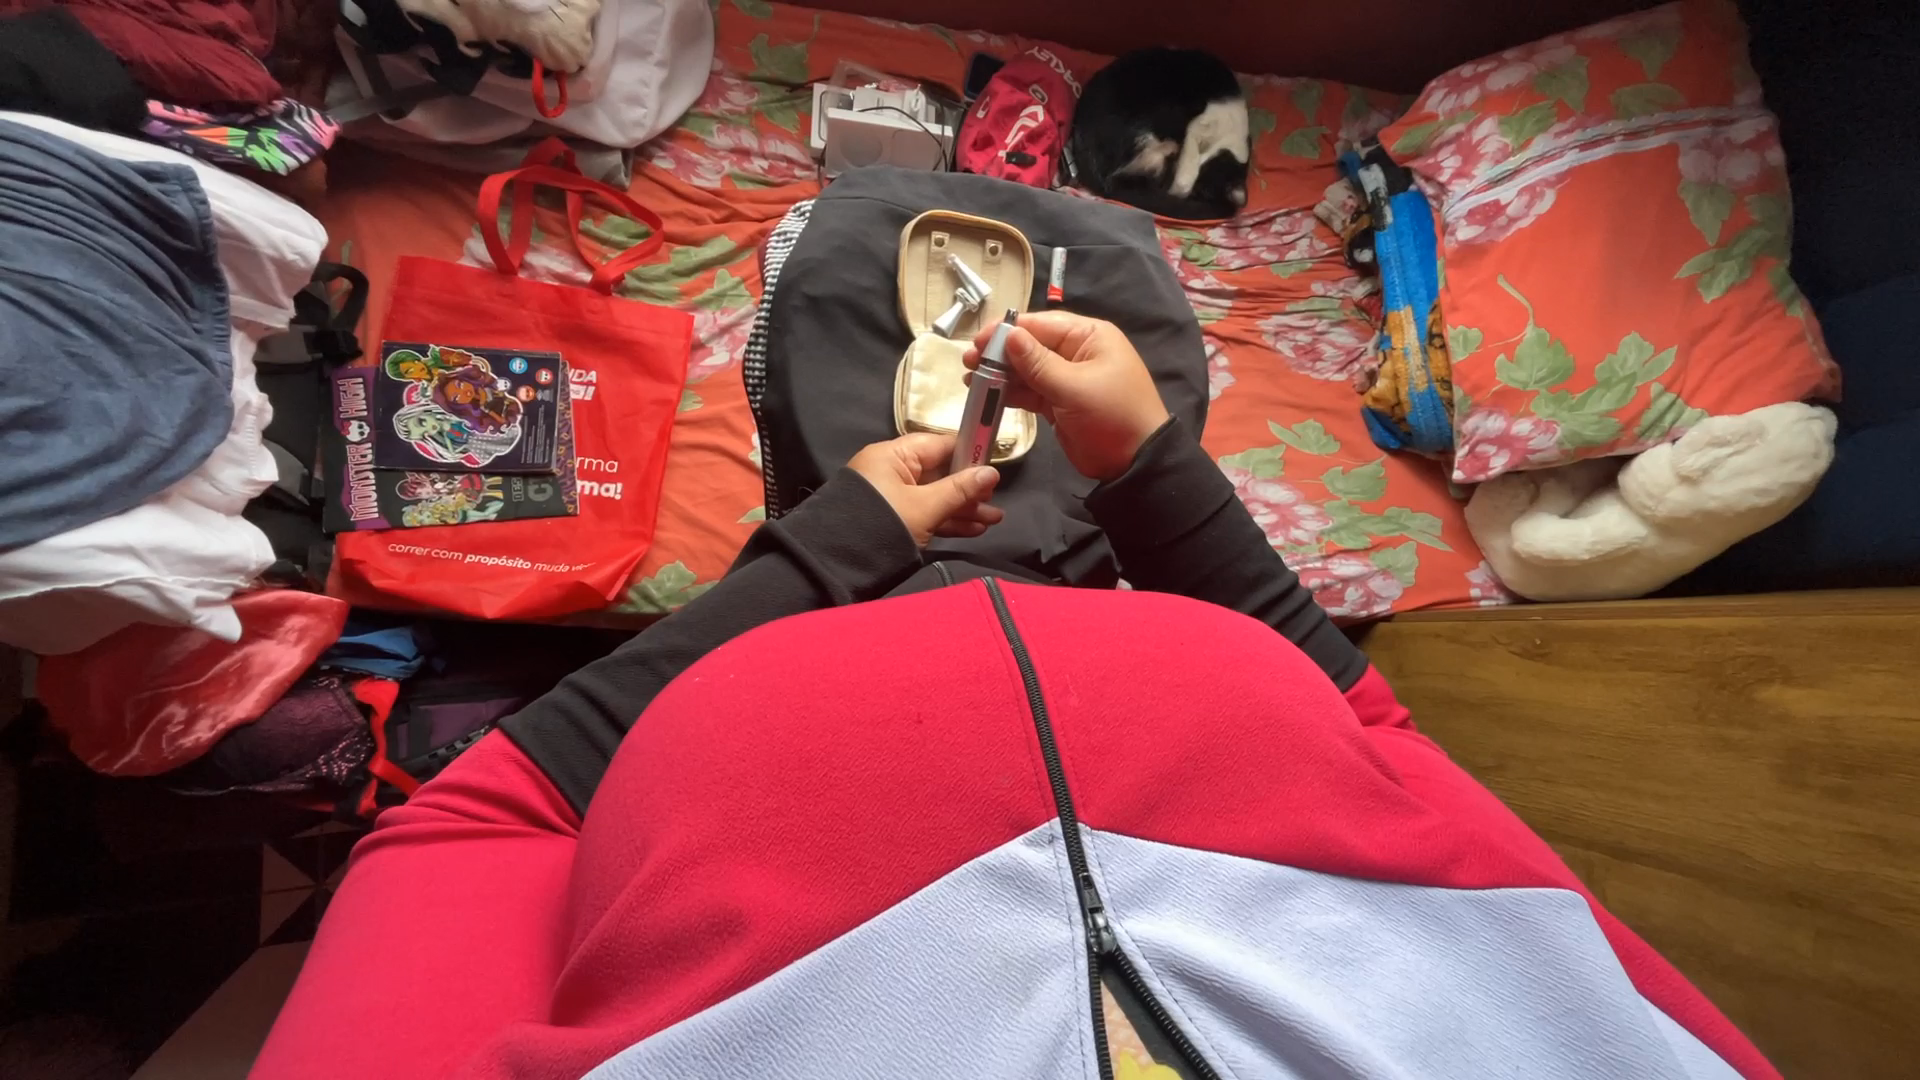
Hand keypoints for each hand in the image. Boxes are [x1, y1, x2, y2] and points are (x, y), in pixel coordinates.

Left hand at [846, 433, 1004, 546]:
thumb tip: (991, 472)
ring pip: (937, 497)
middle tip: (995, 498)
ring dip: (965, 508)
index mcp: (893, 456)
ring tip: (994, 519)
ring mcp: (895, 498)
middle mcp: (893, 472)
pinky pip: (928, 514)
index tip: (993, 464)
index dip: (968, 453)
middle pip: (940, 473)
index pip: (939, 445)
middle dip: (970, 488)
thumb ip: (959, 490)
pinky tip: (975, 529)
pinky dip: (949, 521)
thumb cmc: (884, 524)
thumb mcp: (925, 506)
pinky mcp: (897, 520)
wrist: (840, 563)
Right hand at [964, 311, 1170, 481]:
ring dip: (1001, 375)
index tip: (977, 341)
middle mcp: (1077, 352)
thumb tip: (1009, 335)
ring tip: (971, 379)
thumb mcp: (1074, 388)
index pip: (1040, 325)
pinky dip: (1010, 393)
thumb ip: (1038, 363)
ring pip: (1027, 370)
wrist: (1134, 462)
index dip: (1006, 331)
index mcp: (1088, 337)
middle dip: (999, 353)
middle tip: (968, 361)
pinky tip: (987, 394)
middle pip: (1031, 346)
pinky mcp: (1059, 404)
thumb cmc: (1111, 416)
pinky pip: (1031, 392)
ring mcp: (1067, 379)